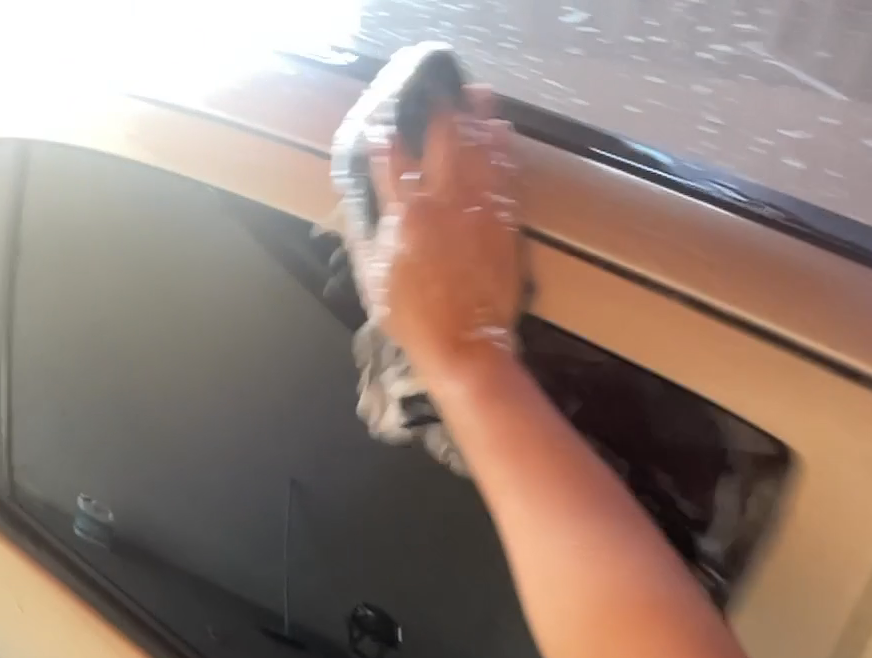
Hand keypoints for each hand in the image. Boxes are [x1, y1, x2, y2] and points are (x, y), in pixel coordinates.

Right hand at [363, 87, 524, 377]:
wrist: (465, 346)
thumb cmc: (413, 320)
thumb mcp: (374, 282)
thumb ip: (365, 238)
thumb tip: (364, 207)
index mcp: (406, 215)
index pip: (391, 159)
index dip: (385, 138)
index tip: (382, 128)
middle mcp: (445, 200)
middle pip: (443, 138)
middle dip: (438, 112)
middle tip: (435, 97)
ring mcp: (479, 209)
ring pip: (481, 148)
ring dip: (477, 117)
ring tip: (476, 96)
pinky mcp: (505, 222)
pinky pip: (507, 175)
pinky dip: (504, 150)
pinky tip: (501, 134)